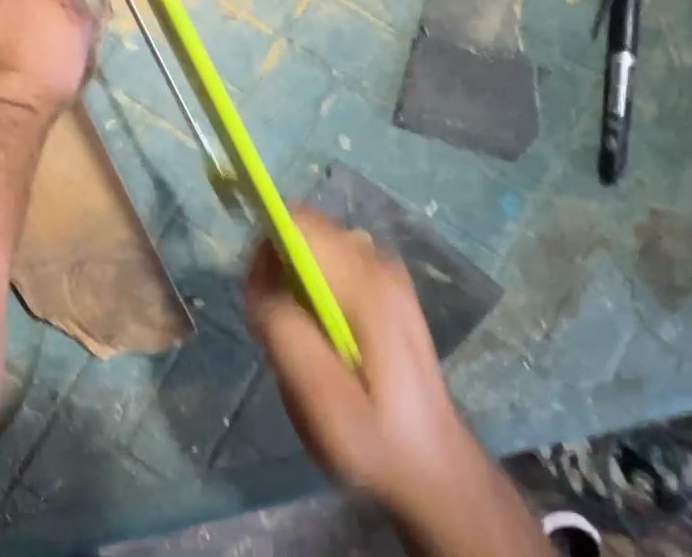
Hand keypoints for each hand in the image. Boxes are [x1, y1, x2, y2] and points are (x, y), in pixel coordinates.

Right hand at [243, 210, 484, 515]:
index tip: (258, 295)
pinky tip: (315, 332)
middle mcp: (380, 266)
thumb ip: (284, 330)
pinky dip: (309, 286)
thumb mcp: (318, 396)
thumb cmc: (373, 437)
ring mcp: (386, 276)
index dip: (266, 248)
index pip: (299, 223)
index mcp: (366, 285)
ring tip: (294, 333)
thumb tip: (259, 283)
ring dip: (289, 279)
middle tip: (272, 323)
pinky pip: (330, 264)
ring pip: (315, 246)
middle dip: (275, 266)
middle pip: (305, 230)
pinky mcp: (386, 290)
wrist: (433, 468)